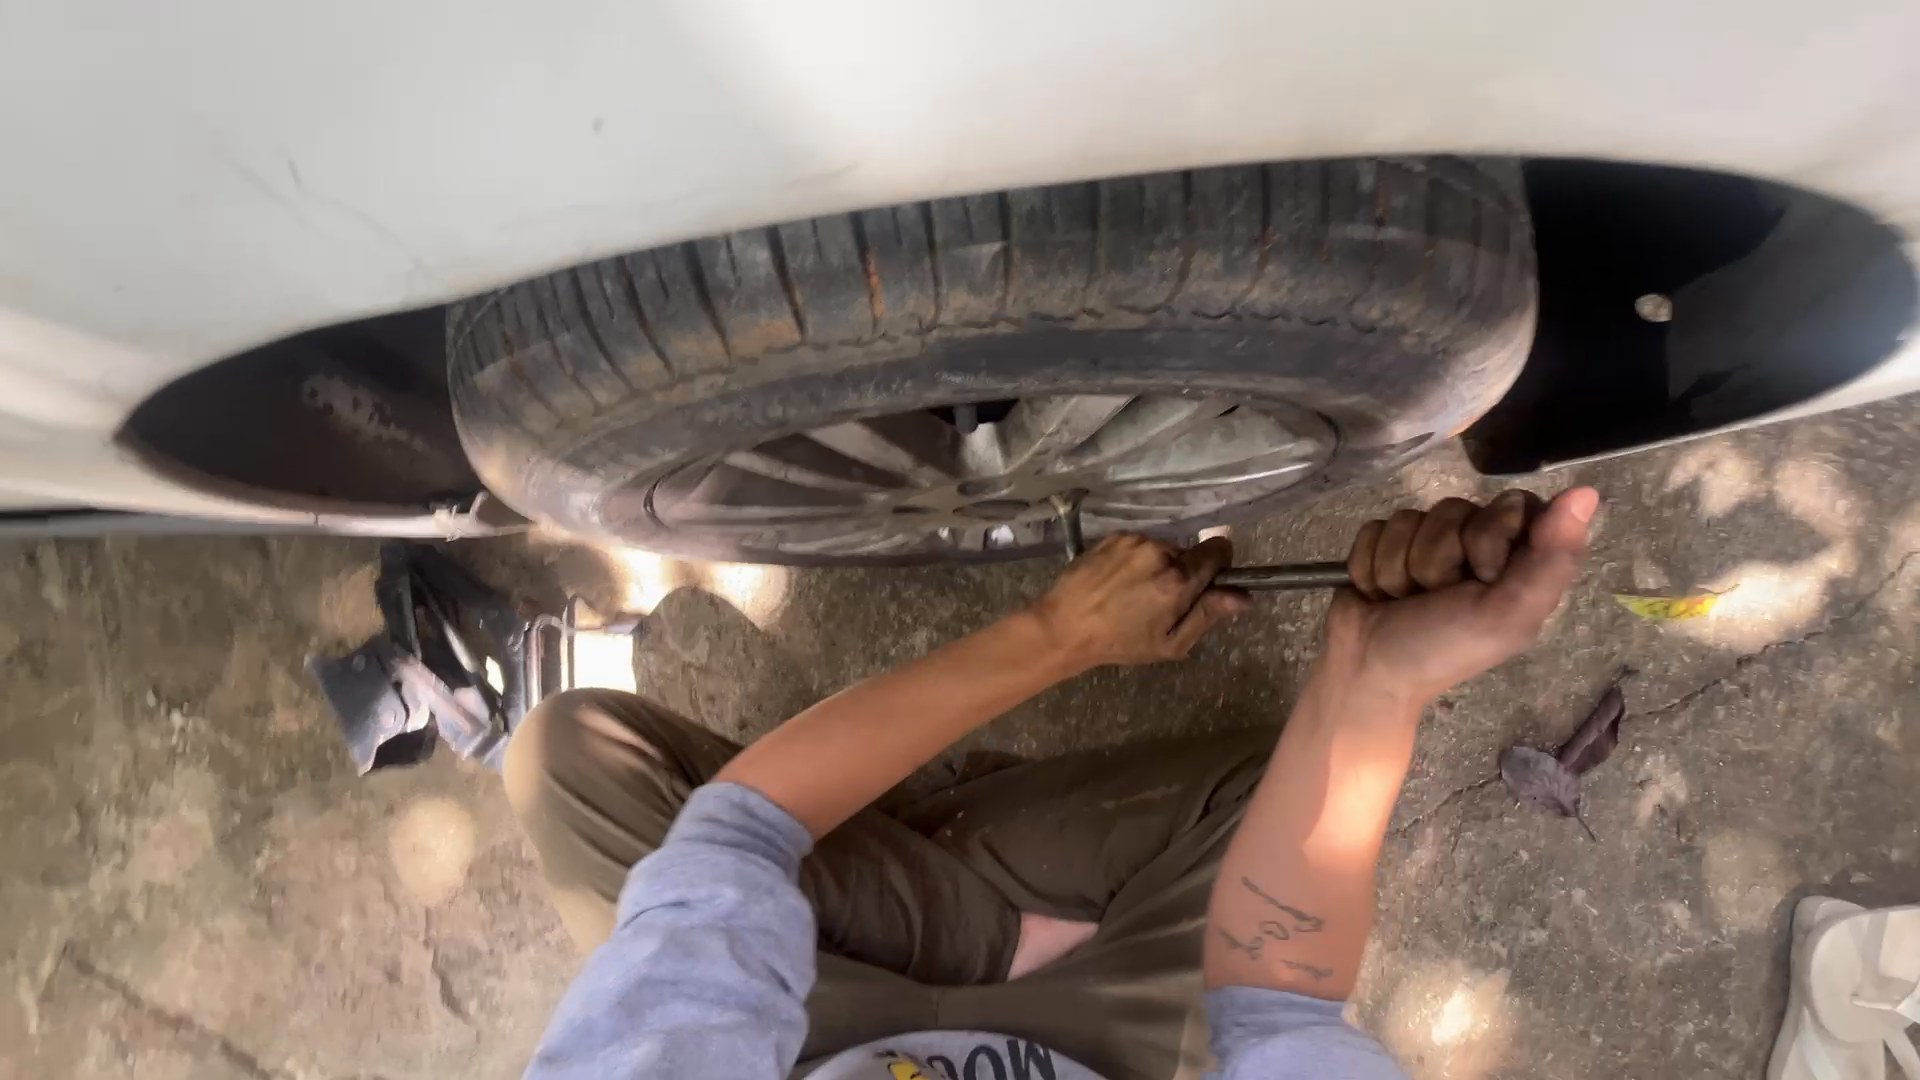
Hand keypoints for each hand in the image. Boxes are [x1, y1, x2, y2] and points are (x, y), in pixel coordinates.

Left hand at [1029, 533, 1251, 668]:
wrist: (1064, 626)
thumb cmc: (1119, 642)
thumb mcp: (1170, 643)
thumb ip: (1208, 615)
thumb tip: (1243, 597)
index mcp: (1178, 579)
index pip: (1219, 550)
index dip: (1219, 565)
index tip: (1208, 582)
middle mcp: (1159, 551)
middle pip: (1188, 553)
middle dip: (1183, 573)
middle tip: (1159, 601)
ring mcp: (1133, 541)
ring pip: (1162, 549)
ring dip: (1157, 566)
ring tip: (1133, 593)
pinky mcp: (1113, 537)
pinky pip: (1138, 545)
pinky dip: (1135, 560)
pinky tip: (1117, 582)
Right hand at [1325, 487, 1598, 705]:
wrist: (1368, 669)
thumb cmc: (1442, 649)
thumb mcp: (1508, 615)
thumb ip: (1551, 558)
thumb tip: (1586, 491)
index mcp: (1516, 559)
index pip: (1514, 503)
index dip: (1491, 533)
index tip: (1483, 575)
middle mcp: (1471, 544)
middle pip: (1453, 508)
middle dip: (1437, 557)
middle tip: (1435, 596)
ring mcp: (1422, 543)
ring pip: (1408, 518)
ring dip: (1399, 567)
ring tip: (1402, 599)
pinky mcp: (1379, 545)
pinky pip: (1373, 529)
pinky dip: (1370, 565)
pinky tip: (1377, 592)